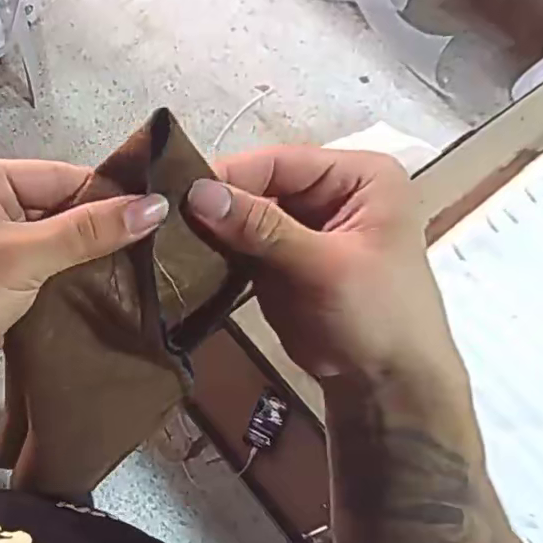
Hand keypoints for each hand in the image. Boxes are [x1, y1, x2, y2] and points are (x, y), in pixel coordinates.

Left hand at [0, 155, 168, 388]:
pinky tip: (111, 281)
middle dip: (100, 226)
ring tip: (146, 264)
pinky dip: (72, 271)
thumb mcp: (22, 257)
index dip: (107, 195)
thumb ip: (87, 231)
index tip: (159, 213)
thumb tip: (156, 206)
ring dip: (89, 252)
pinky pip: (46, 260)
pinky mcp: (1, 268)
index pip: (59, 176)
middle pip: (60, 205)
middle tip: (159, 244)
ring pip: (57, 235)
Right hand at [182, 146, 461, 386]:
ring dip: (208, 226)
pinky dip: (213, 248)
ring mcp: (300, 225)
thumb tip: (197, 193)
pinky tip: (183, 254)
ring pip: (241, 213)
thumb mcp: (321, 266)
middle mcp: (328, 192)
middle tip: (161, 217)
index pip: (280, 162)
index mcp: (357, 176)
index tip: (175, 193)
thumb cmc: (373, 315)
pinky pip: (237, 242)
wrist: (381, 380)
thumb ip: (261, 227)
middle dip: (213, 202)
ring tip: (164, 235)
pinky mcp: (276, 256)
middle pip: (257, 184)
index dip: (228, 175)